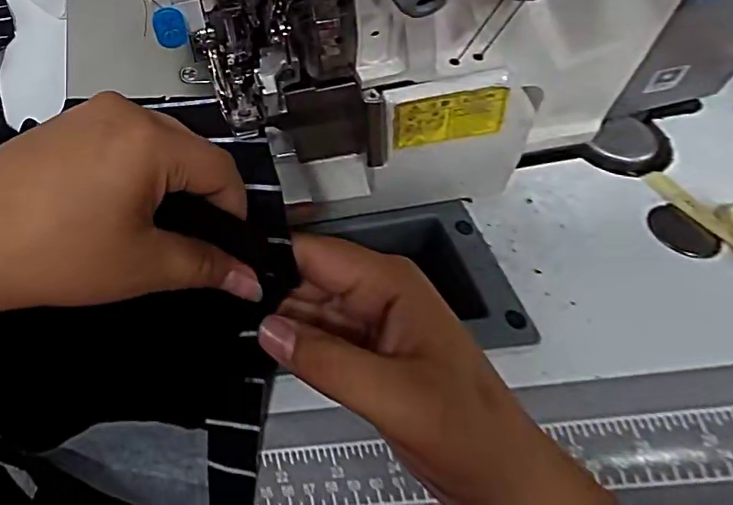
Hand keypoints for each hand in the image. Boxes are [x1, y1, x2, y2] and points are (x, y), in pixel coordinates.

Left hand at [0, 92, 262, 320]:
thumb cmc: (54, 252)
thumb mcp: (138, 265)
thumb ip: (203, 266)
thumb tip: (247, 278)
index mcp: (150, 137)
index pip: (221, 168)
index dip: (234, 213)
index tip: (229, 252)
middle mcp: (124, 110)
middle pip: (189, 149)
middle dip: (199, 196)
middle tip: (189, 246)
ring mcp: (90, 111)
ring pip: (154, 141)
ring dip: (165, 181)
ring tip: (146, 228)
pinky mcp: (66, 121)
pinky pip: (119, 138)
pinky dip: (132, 168)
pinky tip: (108, 205)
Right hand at [259, 235, 610, 504]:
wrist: (507, 485)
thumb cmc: (472, 433)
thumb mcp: (397, 397)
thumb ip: (328, 360)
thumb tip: (266, 329)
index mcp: (388, 281)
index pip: (313, 252)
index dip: (269, 257)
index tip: (229, 270)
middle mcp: (375, 291)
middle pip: (304, 275)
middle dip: (266, 289)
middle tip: (225, 306)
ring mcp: (367, 320)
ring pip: (305, 305)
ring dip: (275, 317)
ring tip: (234, 324)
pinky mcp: (362, 349)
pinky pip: (315, 334)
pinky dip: (292, 342)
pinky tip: (264, 347)